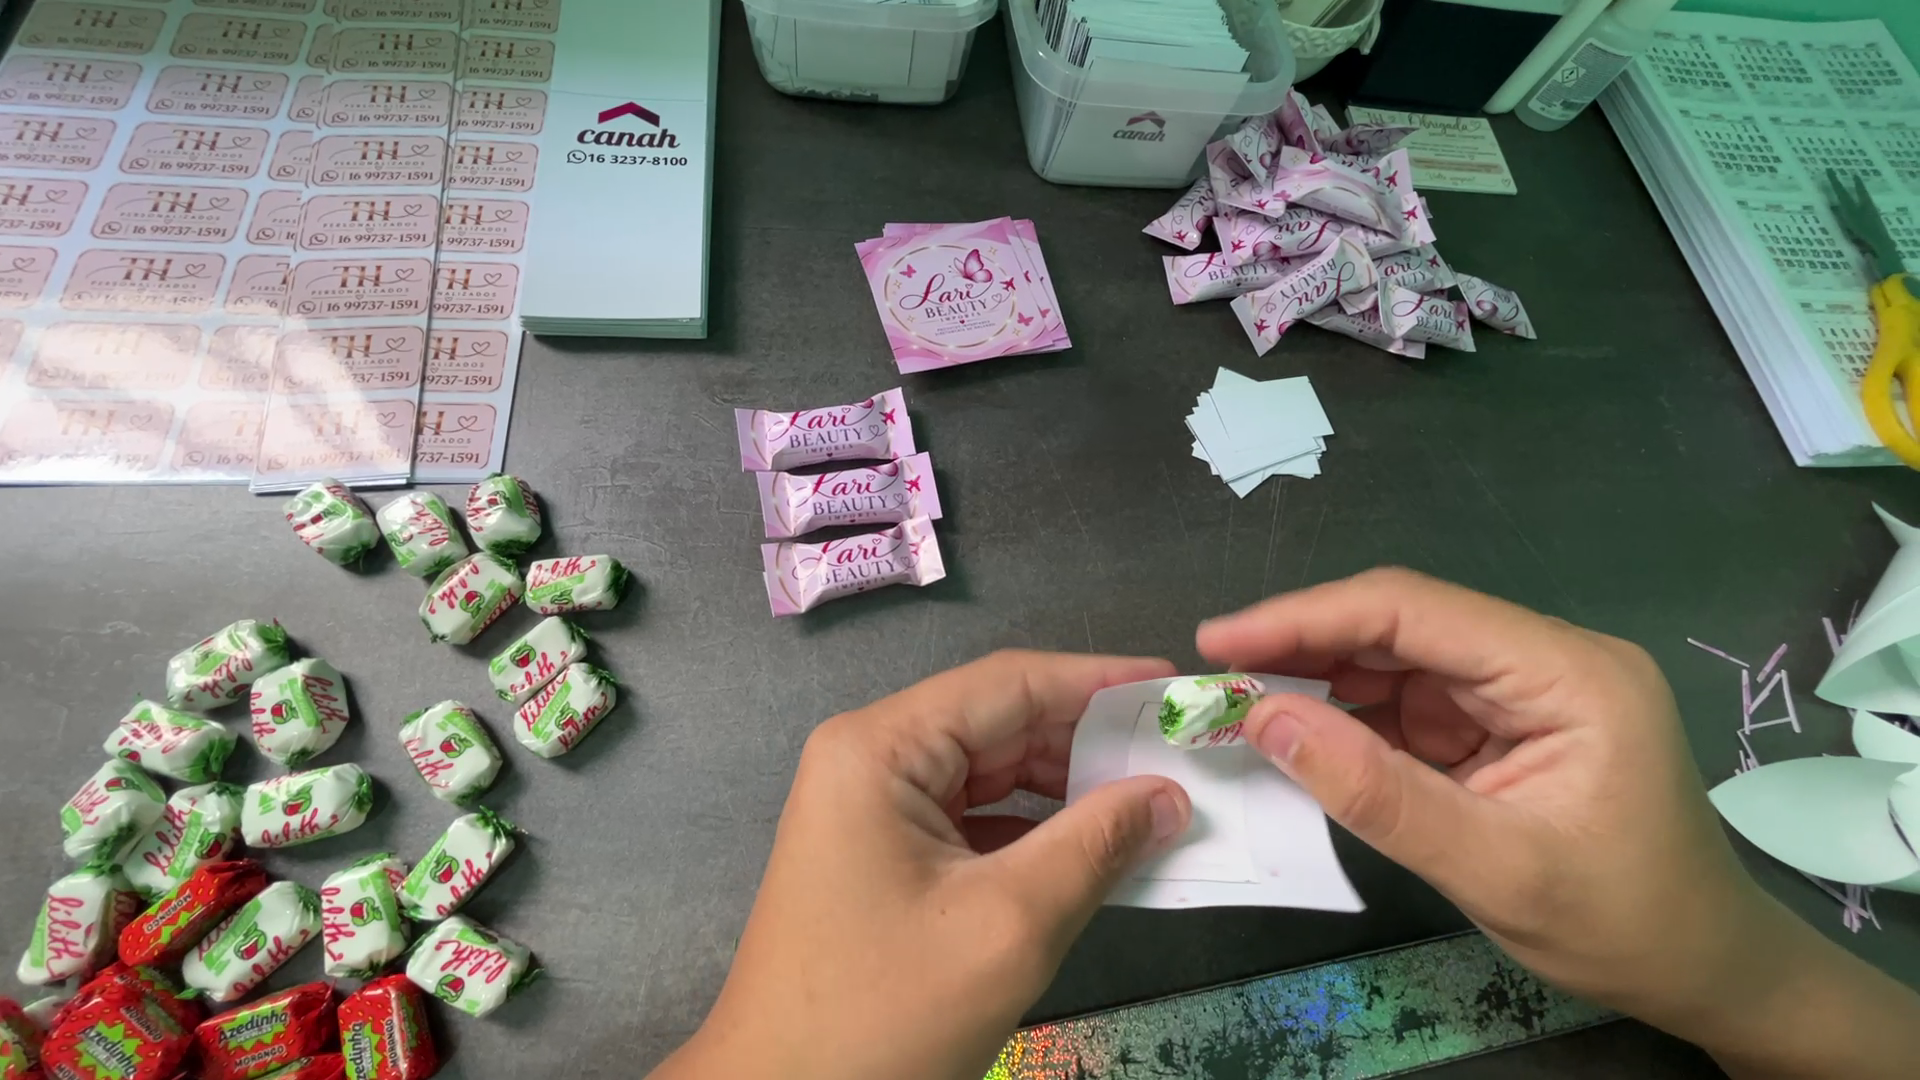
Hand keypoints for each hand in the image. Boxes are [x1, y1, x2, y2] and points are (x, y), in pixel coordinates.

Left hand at [651, 651, 1191, 1079]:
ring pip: (988, 768)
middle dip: (1085, 738)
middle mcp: (871, 754)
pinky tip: (1090, 841)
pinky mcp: (883, 843)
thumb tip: (1168, 797)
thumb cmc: (883, 1013)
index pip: (1007, 684)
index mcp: (881, 745)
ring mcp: (873, 799)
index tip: (1168, 682)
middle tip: (1172, 750)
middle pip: (997, 722)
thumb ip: (1096, 846)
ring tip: (1145, 796)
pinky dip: (1032, 824)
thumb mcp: (1007, 925)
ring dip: (1064, 784)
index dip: (1095, 679)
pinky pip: (972, 812)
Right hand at [1198, 568, 1919, 1078]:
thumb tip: (1262, 719)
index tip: (1219, 640)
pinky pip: (1390, 695)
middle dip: (1296, 642)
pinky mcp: (1481, 715)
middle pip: (1391, 621)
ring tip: (1236, 698)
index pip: (1410, 610)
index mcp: (1563, 672)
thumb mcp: (1496, 871)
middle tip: (1213, 671)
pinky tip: (1290, 725)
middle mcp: (1532, 657)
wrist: (1705, 975)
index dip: (1304, 617)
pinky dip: (1333, 709)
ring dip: (1307, 673)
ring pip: (1382, 653)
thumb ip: (1375, 792)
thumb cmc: (1625, 927)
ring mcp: (1505, 684)